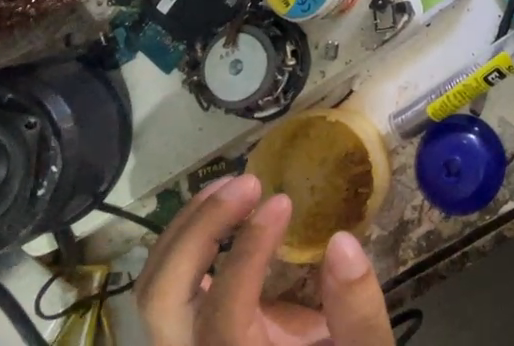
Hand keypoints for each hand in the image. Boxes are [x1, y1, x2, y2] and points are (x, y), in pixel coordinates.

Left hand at [134, 175, 392, 345]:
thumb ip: (358, 313)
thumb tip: (341, 243)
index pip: (224, 315)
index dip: (247, 254)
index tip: (281, 202)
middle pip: (163, 296)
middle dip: (202, 228)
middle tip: (250, 184)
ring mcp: (183, 344)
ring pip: (155, 285)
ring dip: (190, 226)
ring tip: (236, 185)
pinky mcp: (188, 328)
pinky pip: (168, 283)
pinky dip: (188, 238)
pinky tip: (225, 209)